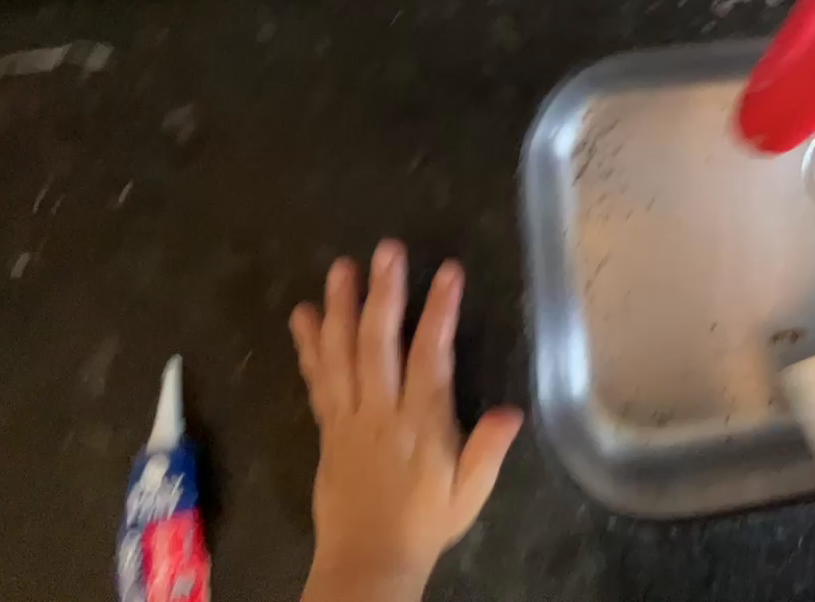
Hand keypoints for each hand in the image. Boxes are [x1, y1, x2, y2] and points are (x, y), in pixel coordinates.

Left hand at [289, 240, 522, 600]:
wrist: (367, 564)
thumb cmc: (428, 521)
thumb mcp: (470, 492)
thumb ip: (489, 450)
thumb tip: (511, 411)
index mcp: (420, 423)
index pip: (431, 356)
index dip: (439, 311)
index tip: (448, 271)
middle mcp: (380, 411)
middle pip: (378, 344)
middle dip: (383, 294)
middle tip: (385, 251)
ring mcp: (348, 418)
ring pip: (341, 355)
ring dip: (341, 308)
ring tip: (341, 268)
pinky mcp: (327, 427)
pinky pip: (317, 379)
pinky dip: (309, 345)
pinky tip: (303, 315)